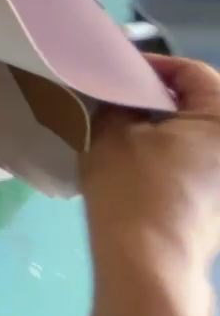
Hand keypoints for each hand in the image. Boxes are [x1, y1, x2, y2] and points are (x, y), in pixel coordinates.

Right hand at [81, 55, 219, 292]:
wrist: (151, 249)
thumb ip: (119, 105)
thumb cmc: (133, 184)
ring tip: (126, 128)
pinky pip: (203, 154)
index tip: (111, 69)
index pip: (193, 72)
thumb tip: (120, 94)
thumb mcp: (112, 134)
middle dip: (160, 96)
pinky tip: (144, 158)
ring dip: (167, 123)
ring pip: (201, 129)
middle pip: (204, 101)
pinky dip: (176, 147)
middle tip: (115, 98)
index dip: (151, 66)